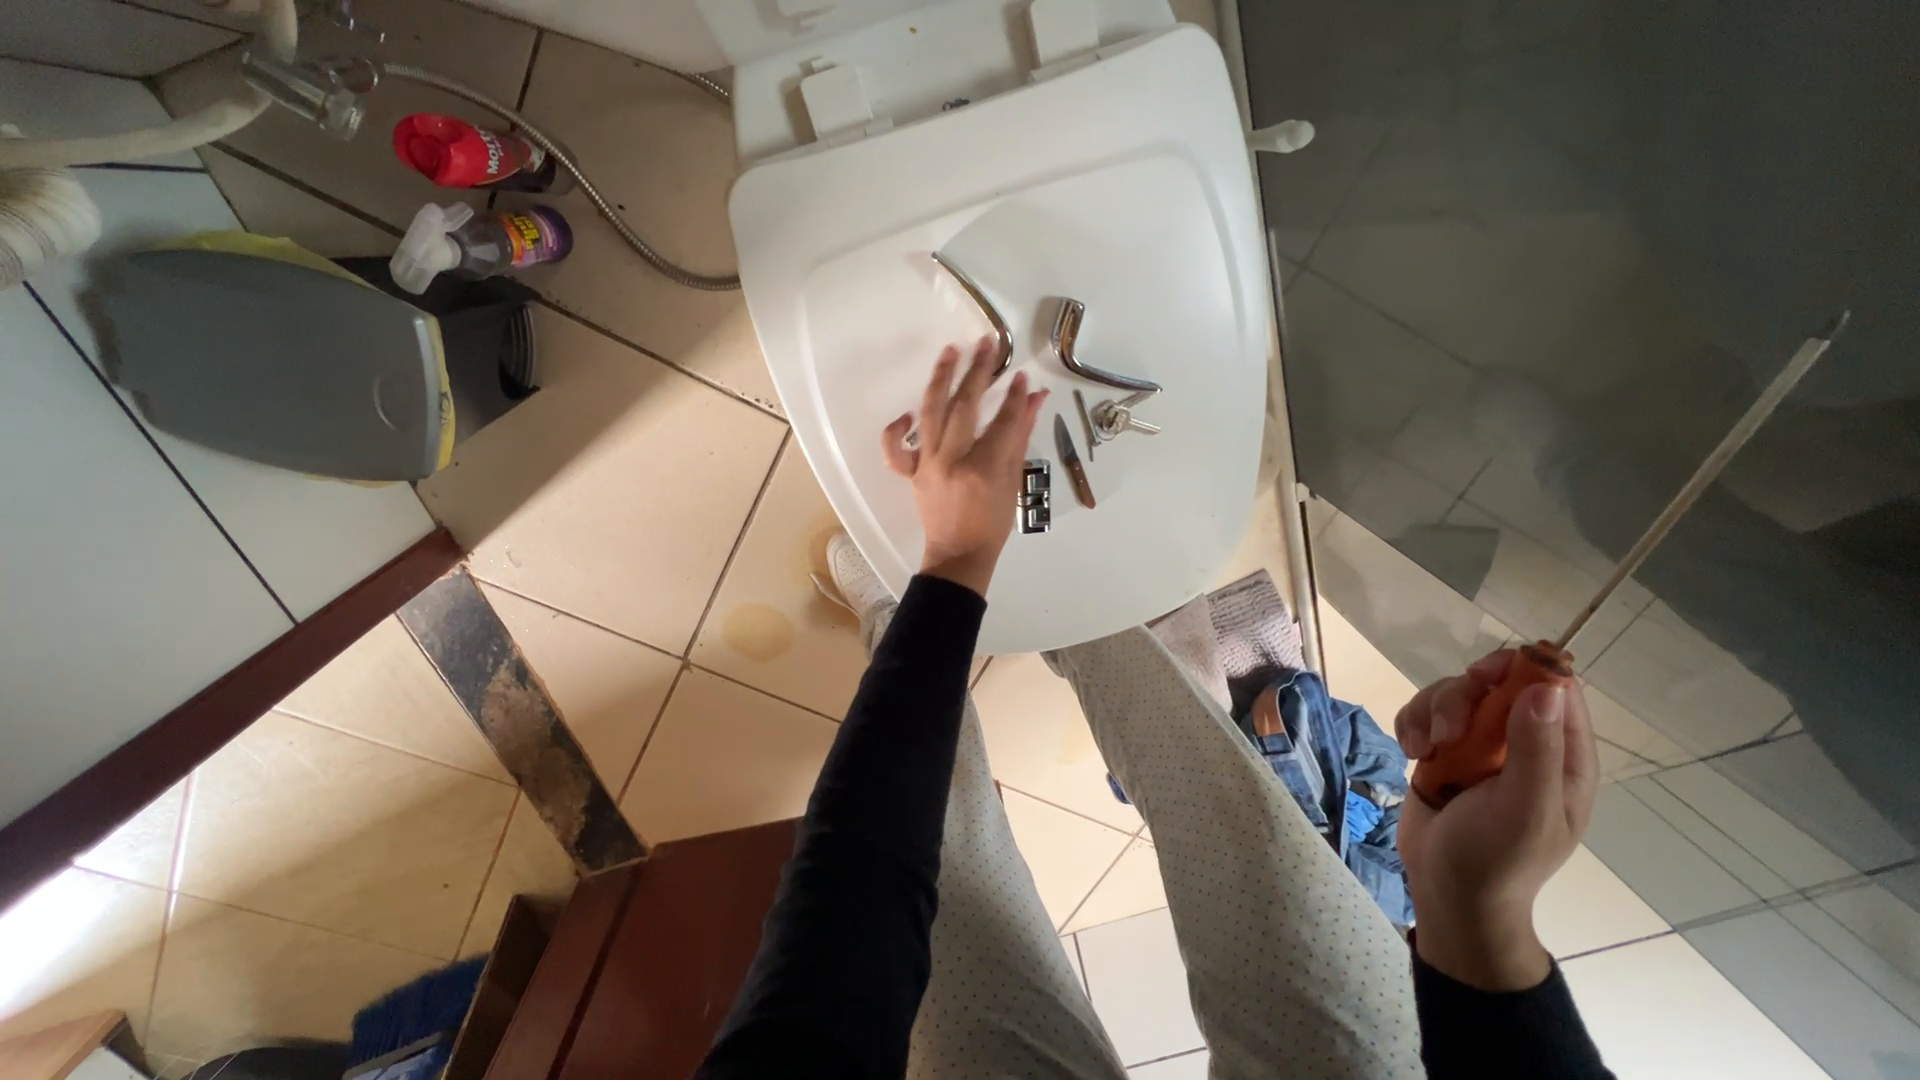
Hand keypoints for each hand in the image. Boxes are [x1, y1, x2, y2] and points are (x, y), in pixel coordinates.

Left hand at [882, 337, 1047, 597]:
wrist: (959, 555)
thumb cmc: (992, 523)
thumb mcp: (1013, 481)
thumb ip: (1020, 436)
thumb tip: (1033, 398)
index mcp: (984, 468)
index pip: (1003, 422)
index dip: (1014, 396)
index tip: (1021, 374)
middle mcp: (953, 461)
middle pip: (965, 407)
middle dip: (978, 372)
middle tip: (987, 344)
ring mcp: (928, 466)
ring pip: (931, 414)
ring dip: (941, 379)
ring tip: (950, 351)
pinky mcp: (911, 474)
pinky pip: (895, 450)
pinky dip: (896, 430)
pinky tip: (908, 414)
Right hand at [1394, 650, 1598, 990]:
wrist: (1448, 893)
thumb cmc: (1496, 858)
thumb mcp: (1523, 808)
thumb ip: (1536, 748)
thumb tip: (1547, 686)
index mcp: (1561, 756)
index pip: (1555, 689)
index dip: (1522, 670)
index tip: (1484, 677)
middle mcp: (1523, 742)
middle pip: (1493, 683)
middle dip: (1460, 697)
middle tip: (1447, 730)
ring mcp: (1481, 746)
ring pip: (1453, 694)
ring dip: (1430, 712)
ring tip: (1422, 749)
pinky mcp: (1444, 752)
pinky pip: (1425, 713)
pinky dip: (1411, 723)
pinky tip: (1410, 752)